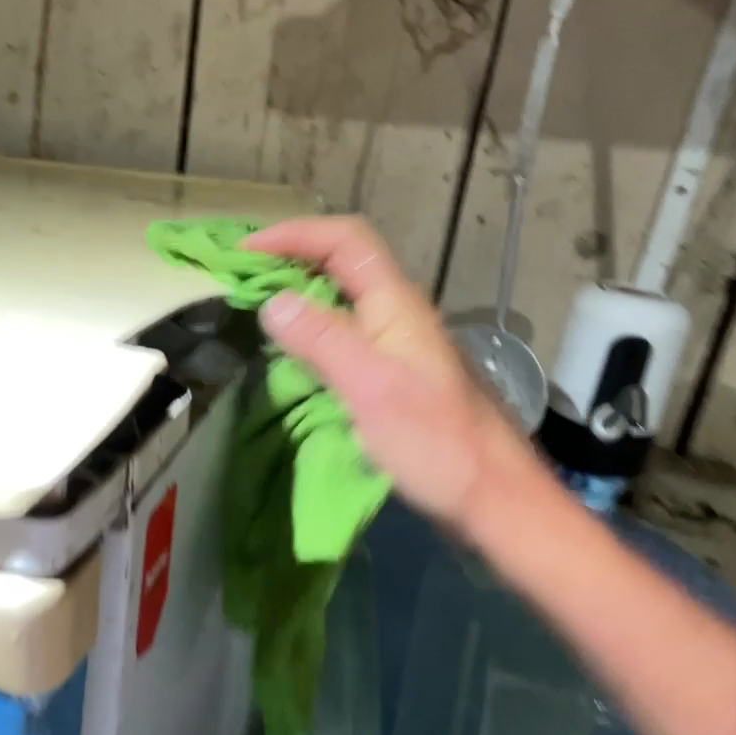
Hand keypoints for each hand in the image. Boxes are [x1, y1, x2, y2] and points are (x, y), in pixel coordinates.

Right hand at [246, 217, 528, 527]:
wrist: (495, 500)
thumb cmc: (436, 443)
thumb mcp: (371, 387)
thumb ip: (322, 339)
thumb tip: (272, 301)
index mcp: (396, 305)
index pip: (345, 240)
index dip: (295, 234)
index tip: (245, 251)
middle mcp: (397, 314)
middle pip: (342, 261)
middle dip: (290, 257)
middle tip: (240, 275)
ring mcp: (396, 344)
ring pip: (341, 297)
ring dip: (297, 291)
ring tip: (253, 305)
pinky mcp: (392, 374)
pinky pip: (342, 331)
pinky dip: (308, 326)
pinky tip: (288, 349)